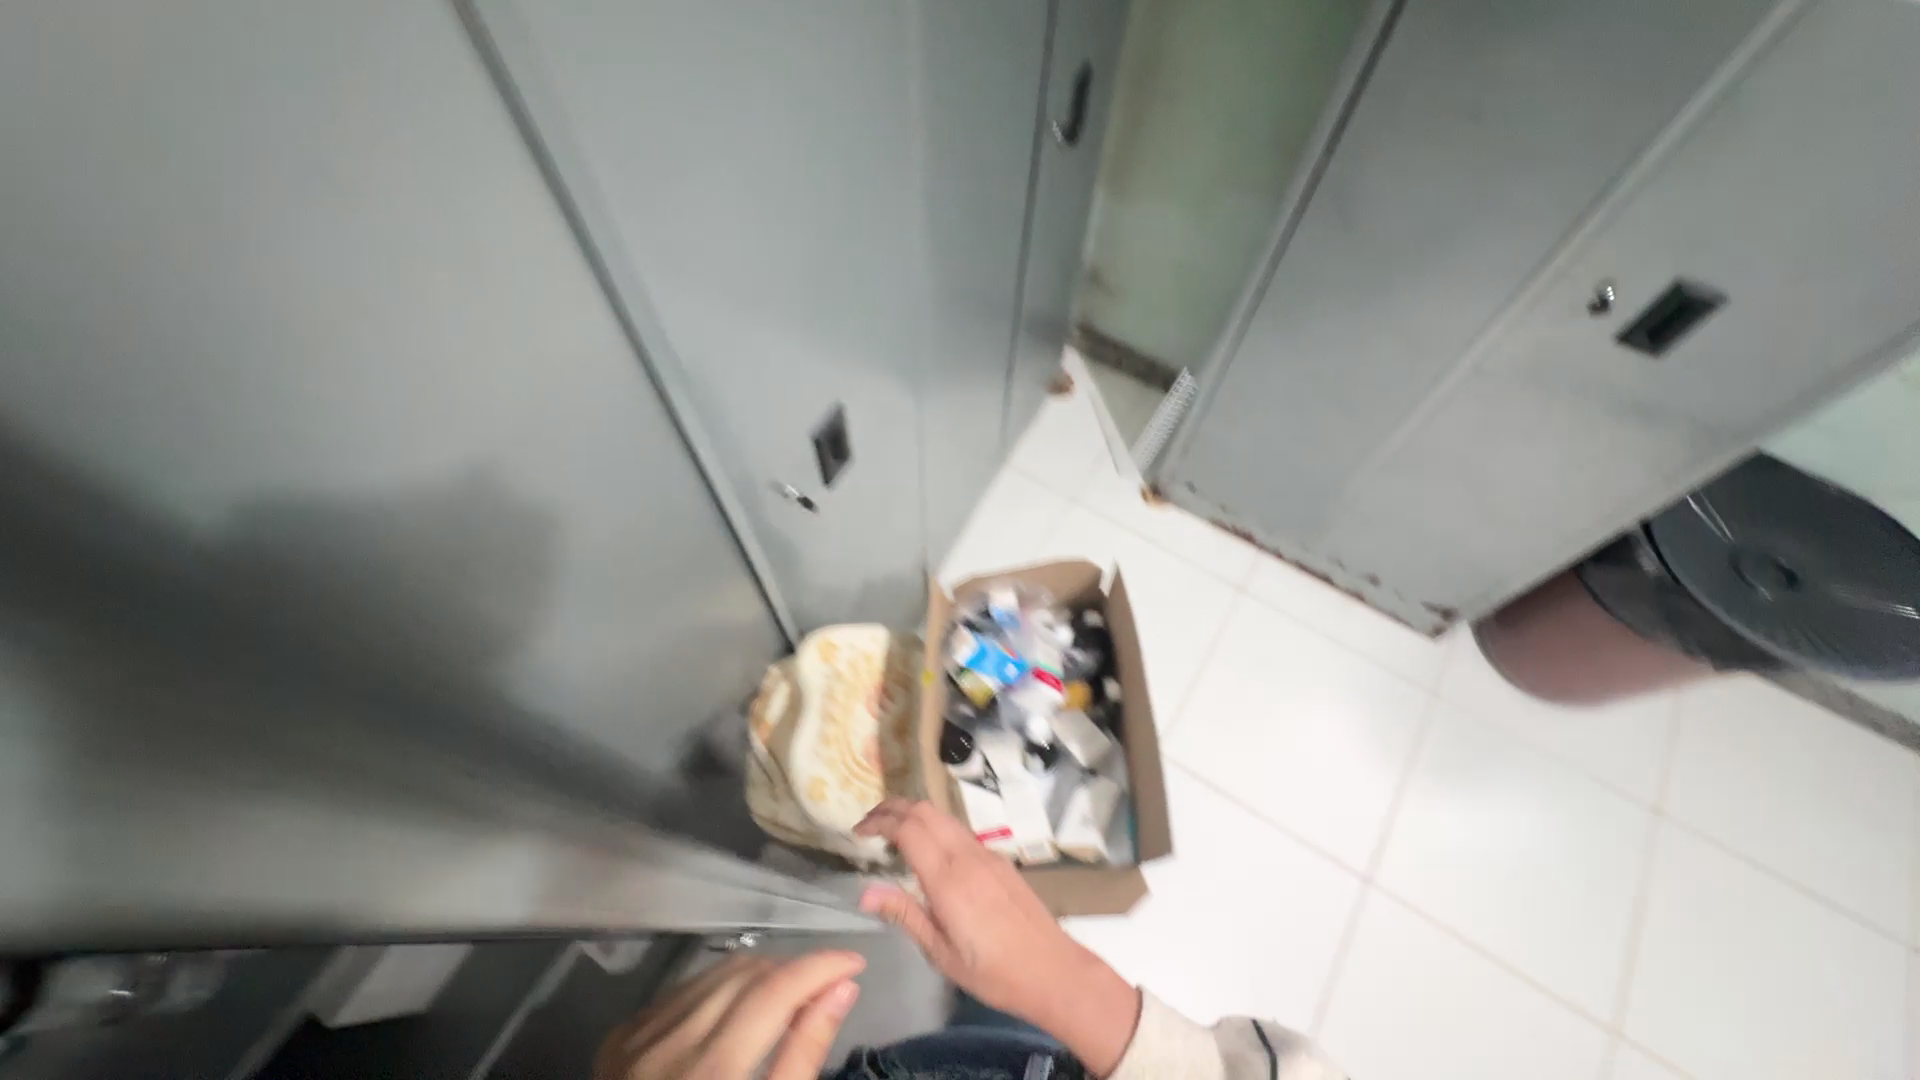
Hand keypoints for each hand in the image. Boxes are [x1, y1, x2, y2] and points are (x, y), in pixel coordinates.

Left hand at [593, 951, 864, 1079]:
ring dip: (760, 975)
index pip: (777, 988)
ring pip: (715, 974)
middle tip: (825, 987)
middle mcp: (670, 1043)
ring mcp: (638, 1038)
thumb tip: (843, 988)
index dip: (821, 966)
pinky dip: (719, 990)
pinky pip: (683, 991)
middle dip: (794, 970)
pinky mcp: (619, 1038)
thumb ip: (805, 1054)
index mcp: (712, 1071)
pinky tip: (736, 1011)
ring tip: (787, 994)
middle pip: (748, 974)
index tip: (855, 962)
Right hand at [855, 798, 1140, 1075]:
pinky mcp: (999, 860)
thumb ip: (905, 915)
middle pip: (925, 811)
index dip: (879, 821)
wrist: (1052, 970)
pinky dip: (935, 826)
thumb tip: (866, 892)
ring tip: (891, 831)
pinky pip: (960, 831)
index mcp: (948, 878)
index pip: (908, 829)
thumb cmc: (992, 972)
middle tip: (868, 822)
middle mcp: (967, 856)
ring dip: (915, 813)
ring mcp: (986, 854)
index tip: (858, 831)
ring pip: (944, 817)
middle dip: (893, 807)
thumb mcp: (941, 953)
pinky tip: (927, 848)